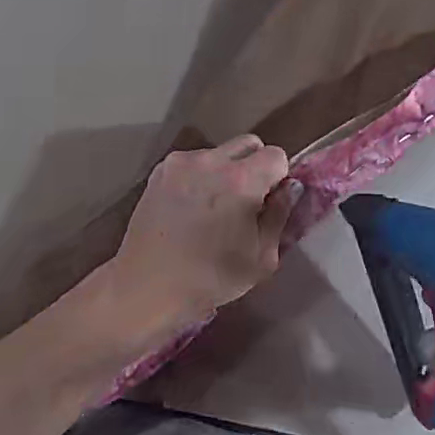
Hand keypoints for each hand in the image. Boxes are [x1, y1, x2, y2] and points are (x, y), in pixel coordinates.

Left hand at [99, 135, 299, 327]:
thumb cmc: (210, 279)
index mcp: (241, 181)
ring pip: (220, 152)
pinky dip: (201, 176)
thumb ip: (280, 216)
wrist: (145, 289)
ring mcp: (181, 163)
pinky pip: (194, 162)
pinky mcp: (160, 171)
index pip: (277, 155)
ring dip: (226, 170)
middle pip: (249, 144)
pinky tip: (191, 206)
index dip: (278, 178)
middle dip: (255, 166)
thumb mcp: (261, 258)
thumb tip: (290, 188)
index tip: (268, 202)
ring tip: (213, 206)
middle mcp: (212, 162)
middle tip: (245, 201)